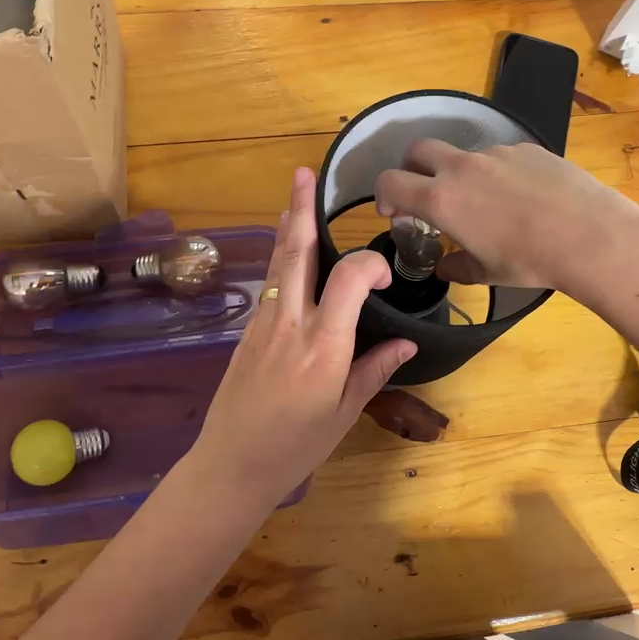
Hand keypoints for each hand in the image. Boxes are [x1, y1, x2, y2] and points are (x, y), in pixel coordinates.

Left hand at [186, 167, 416, 504]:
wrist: (232, 464)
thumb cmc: (295, 446)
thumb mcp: (343, 413)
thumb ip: (373, 371)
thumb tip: (407, 342)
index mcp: (324, 346)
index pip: (350, 279)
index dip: (371, 264)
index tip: (386, 277)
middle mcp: (290, 324)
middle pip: (297, 254)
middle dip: (300, 210)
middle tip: (304, 174)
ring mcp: (263, 325)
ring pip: (278, 264)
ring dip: (287, 227)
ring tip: (293, 196)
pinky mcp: (247, 332)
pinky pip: (268, 285)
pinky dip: (279, 259)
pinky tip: (285, 251)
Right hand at [374, 139, 638, 293]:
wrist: (591, 235)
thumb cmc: (530, 260)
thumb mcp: (487, 272)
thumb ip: (457, 267)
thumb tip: (444, 268)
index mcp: (442, 199)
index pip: (390, 182)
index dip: (383, 195)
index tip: (394, 212)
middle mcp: (462, 167)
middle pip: (418, 150)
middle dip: (412, 168)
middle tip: (425, 194)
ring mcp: (496, 152)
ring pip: (462, 154)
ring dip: (459, 173)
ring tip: (486, 204)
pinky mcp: (526, 147)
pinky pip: (499, 155)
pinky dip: (496, 172)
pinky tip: (522, 197)